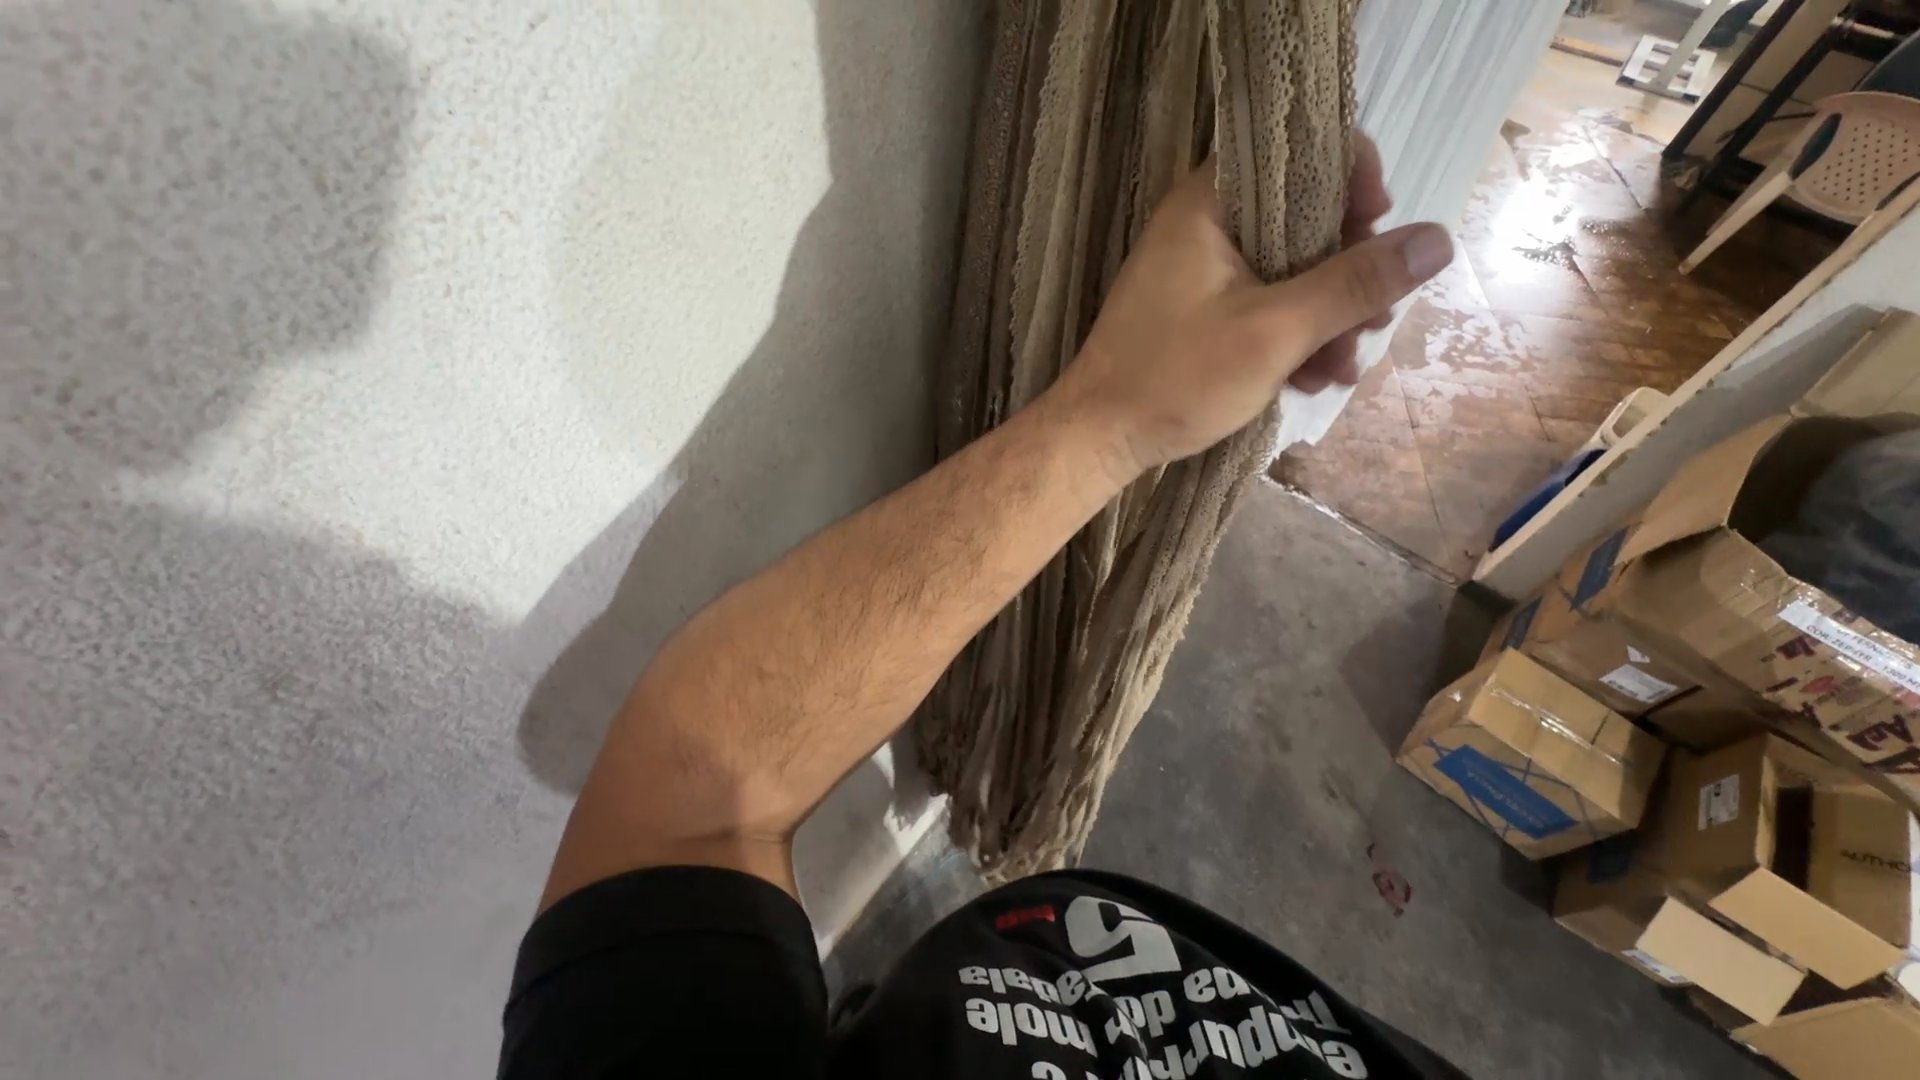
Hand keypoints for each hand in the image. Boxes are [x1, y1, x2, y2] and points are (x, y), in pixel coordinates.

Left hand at [1056, 135, 1451, 478]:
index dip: (1350, 178)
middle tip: (1374, 320)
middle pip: (1301, 218)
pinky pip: (1260, 306)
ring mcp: (1197, 273)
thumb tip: (1437, 239)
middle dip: (1347, 273)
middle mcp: (1202, 227)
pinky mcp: (1197, 314)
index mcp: (1209, 205)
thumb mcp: (1275, 331)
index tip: (1377, 225)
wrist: (1099, 439)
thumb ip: (1354, 283)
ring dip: (1324, 317)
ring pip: (1285, 271)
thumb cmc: (1176, 378)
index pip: (1298, 152)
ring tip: (1344, 368)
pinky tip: (1314, 381)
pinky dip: (1290, 337)